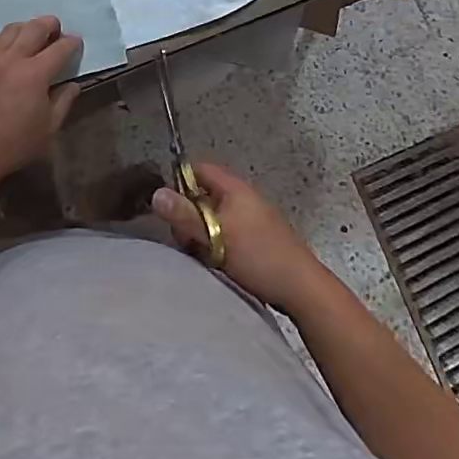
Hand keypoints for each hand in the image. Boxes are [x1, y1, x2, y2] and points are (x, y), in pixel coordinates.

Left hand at [0, 16, 83, 181]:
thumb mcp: (49, 128)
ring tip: (35, 35)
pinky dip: (7, 38)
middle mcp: (13, 59)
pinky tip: (10, 49)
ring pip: (12, 29)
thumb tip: (72, 84)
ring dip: (28, 27)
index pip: (59, 48)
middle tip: (58, 30)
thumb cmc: (14, 144)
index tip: (77, 42)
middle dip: (51, 24)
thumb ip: (63, 102)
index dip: (72, 43)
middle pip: (35, 28)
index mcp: (35, 73)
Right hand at [152, 162, 329, 311]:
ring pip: (213, 217)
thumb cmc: (258, 257)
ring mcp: (252, 217)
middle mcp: (244, 196)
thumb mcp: (215, 236)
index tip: (169, 208)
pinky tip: (218, 263)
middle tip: (187, 239)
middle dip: (189, 214)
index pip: (198, 169)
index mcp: (235, 187)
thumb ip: (185, 215)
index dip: (179, 182)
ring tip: (203, 255)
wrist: (302, 289)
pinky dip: (217, 244)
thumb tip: (156, 193)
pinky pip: (226, 232)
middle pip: (203, 194)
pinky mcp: (257, 238)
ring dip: (202, 233)